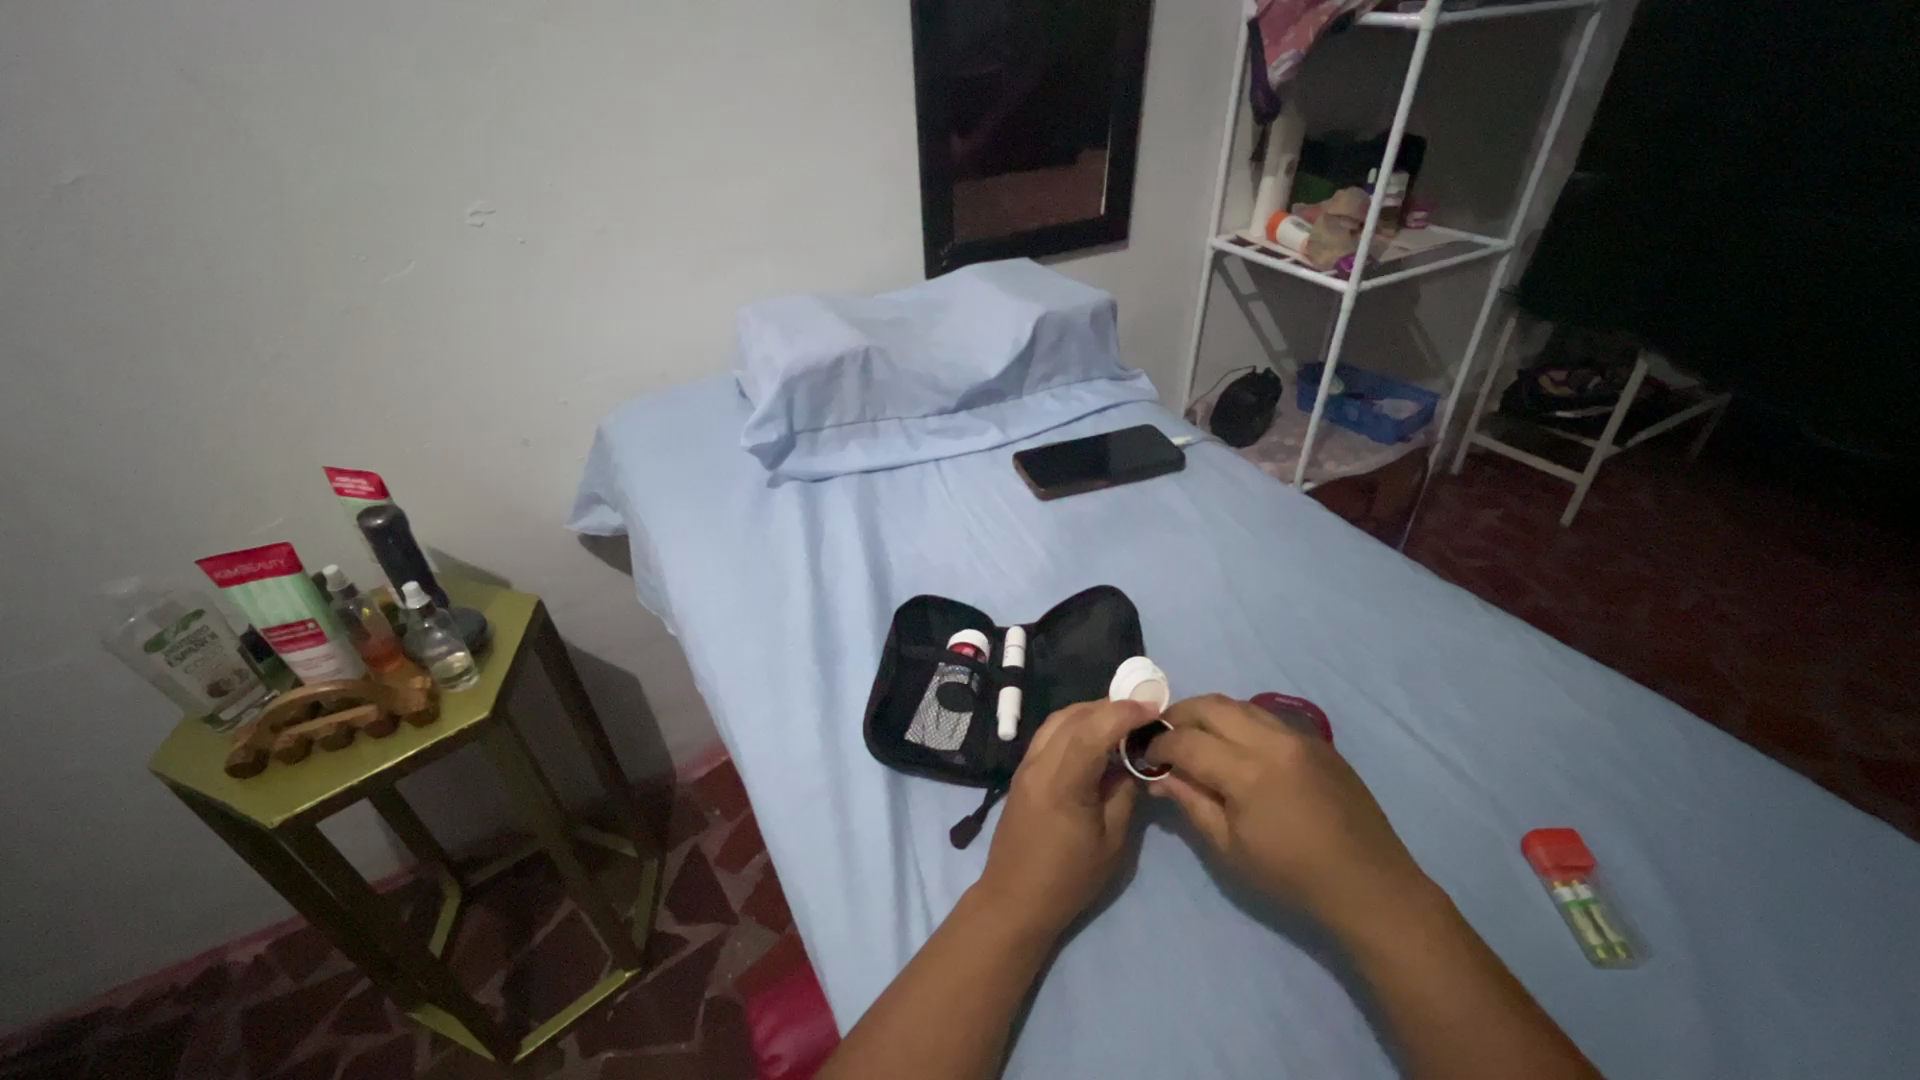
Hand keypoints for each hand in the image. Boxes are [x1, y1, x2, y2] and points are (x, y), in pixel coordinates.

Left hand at [973, 699, 1149, 939]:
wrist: (1014, 899)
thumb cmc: (1068, 879)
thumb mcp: (1112, 842)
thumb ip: (1123, 793)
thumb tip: (1131, 762)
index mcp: (1062, 783)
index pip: (1092, 729)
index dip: (1124, 712)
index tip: (1153, 708)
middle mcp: (1038, 765)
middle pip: (1074, 716)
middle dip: (1110, 706)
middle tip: (1143, 711)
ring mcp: (1026, 766)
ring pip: (1058, 720)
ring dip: (1090, 711)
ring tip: (1122, 719)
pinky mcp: (1022, 772)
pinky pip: (1049, 733)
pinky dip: (1074, 724)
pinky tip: (1095, 735)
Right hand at [1146, 694, 1430, 929]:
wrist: (1368, 883)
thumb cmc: (1291, 875)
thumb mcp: (1229, 847)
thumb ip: (1191, 802)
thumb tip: (1159, 775)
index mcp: (1247, 772)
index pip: (1186, 741)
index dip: (1159, 746)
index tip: (1147, 758)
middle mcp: (1272, 741)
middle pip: (1211, 705)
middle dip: (1179, 716)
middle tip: (1165, 738)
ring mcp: (1299, 736)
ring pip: (1240, 705)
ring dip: (1210, 714)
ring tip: (1197, 738)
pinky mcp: (1317, 741)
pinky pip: (1267, 717)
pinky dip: (1240, 722)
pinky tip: (1236, 748)